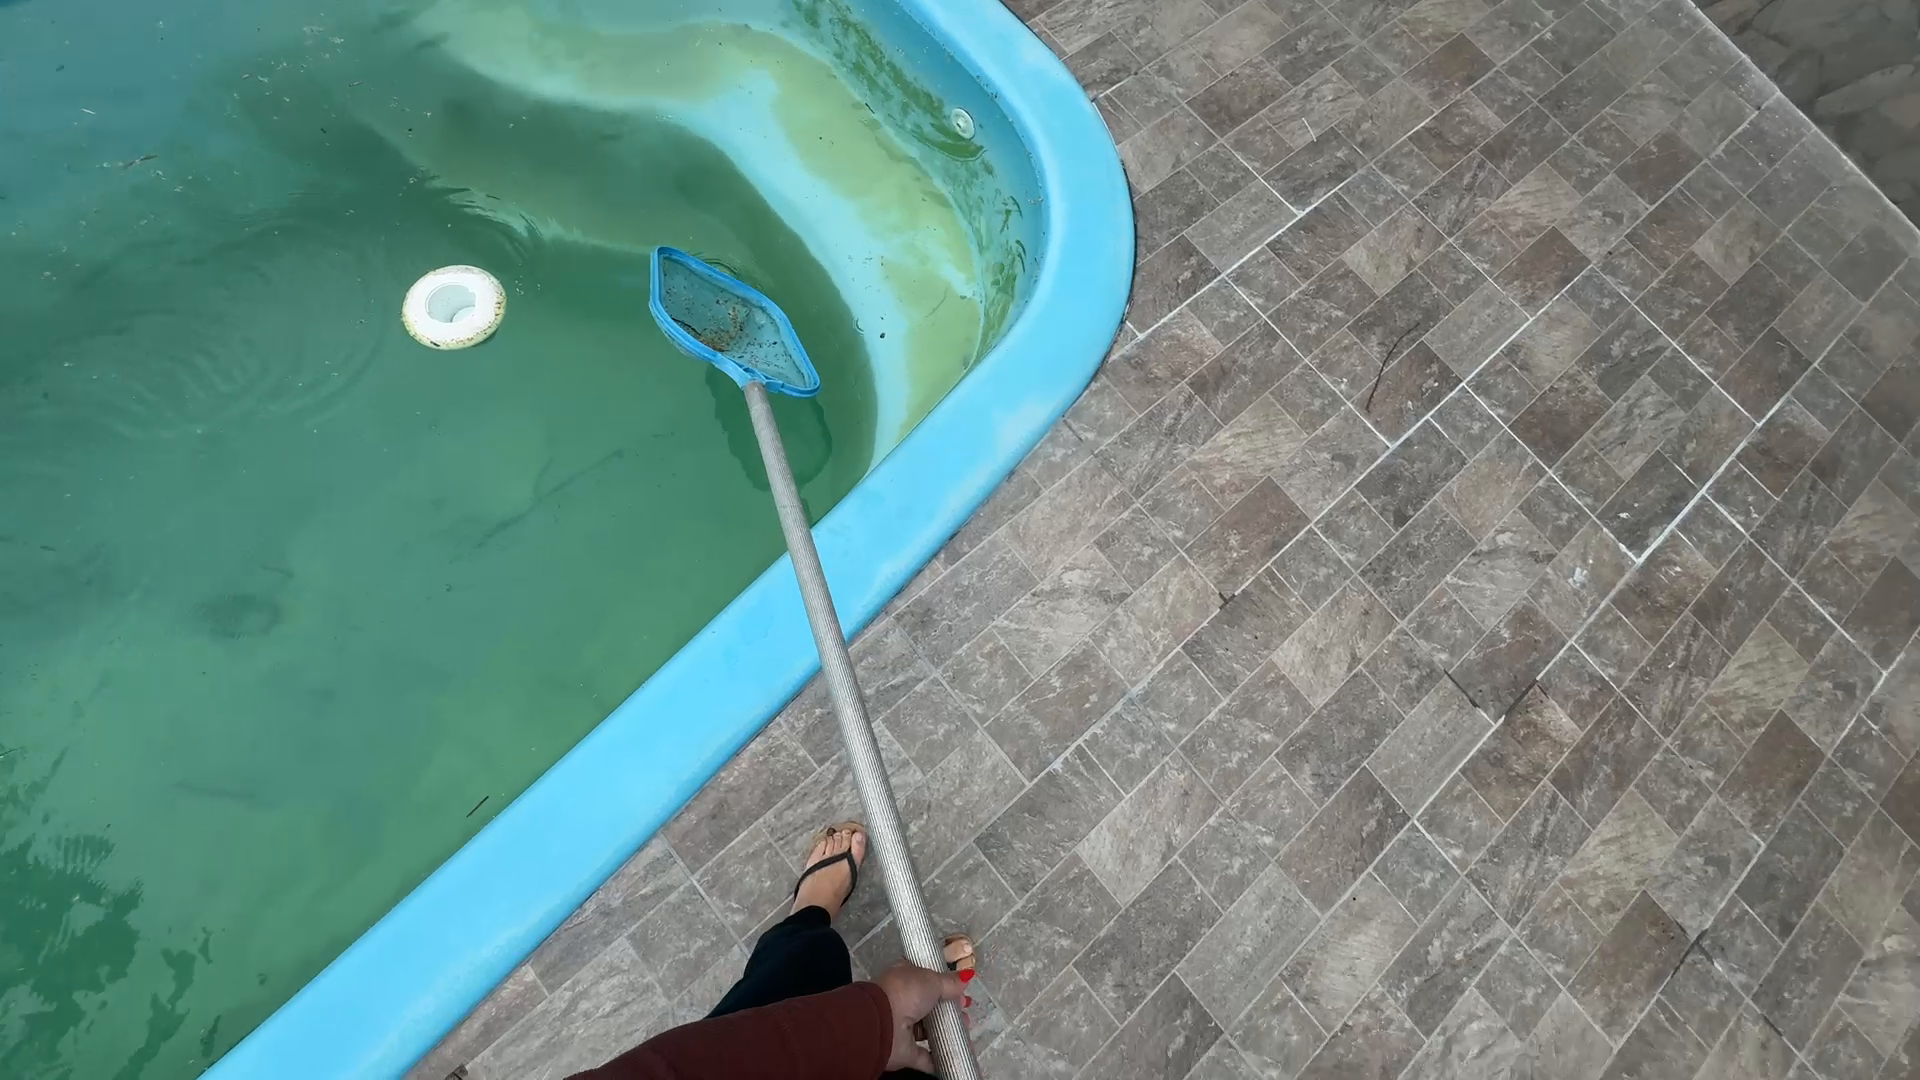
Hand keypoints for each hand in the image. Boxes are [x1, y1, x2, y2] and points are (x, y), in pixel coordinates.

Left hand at [874, 960, 966, 1071]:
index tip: (960, 987)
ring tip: (965, 1028)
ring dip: (946, 1030)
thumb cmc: (905, 992)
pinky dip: (937, 1058)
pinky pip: (925, 1055)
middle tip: (966, 1009)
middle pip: (929, 1004)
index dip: (943, 981)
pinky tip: (953, 1055)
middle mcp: (903, 1000)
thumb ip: (950, 982)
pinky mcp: (905, 1052)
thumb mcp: (932, 980)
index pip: (925, 976)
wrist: (881, 1025)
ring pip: (928, 1029)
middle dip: (948, 1007)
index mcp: (904, 976)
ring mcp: (903, 1027)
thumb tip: (967, 976)